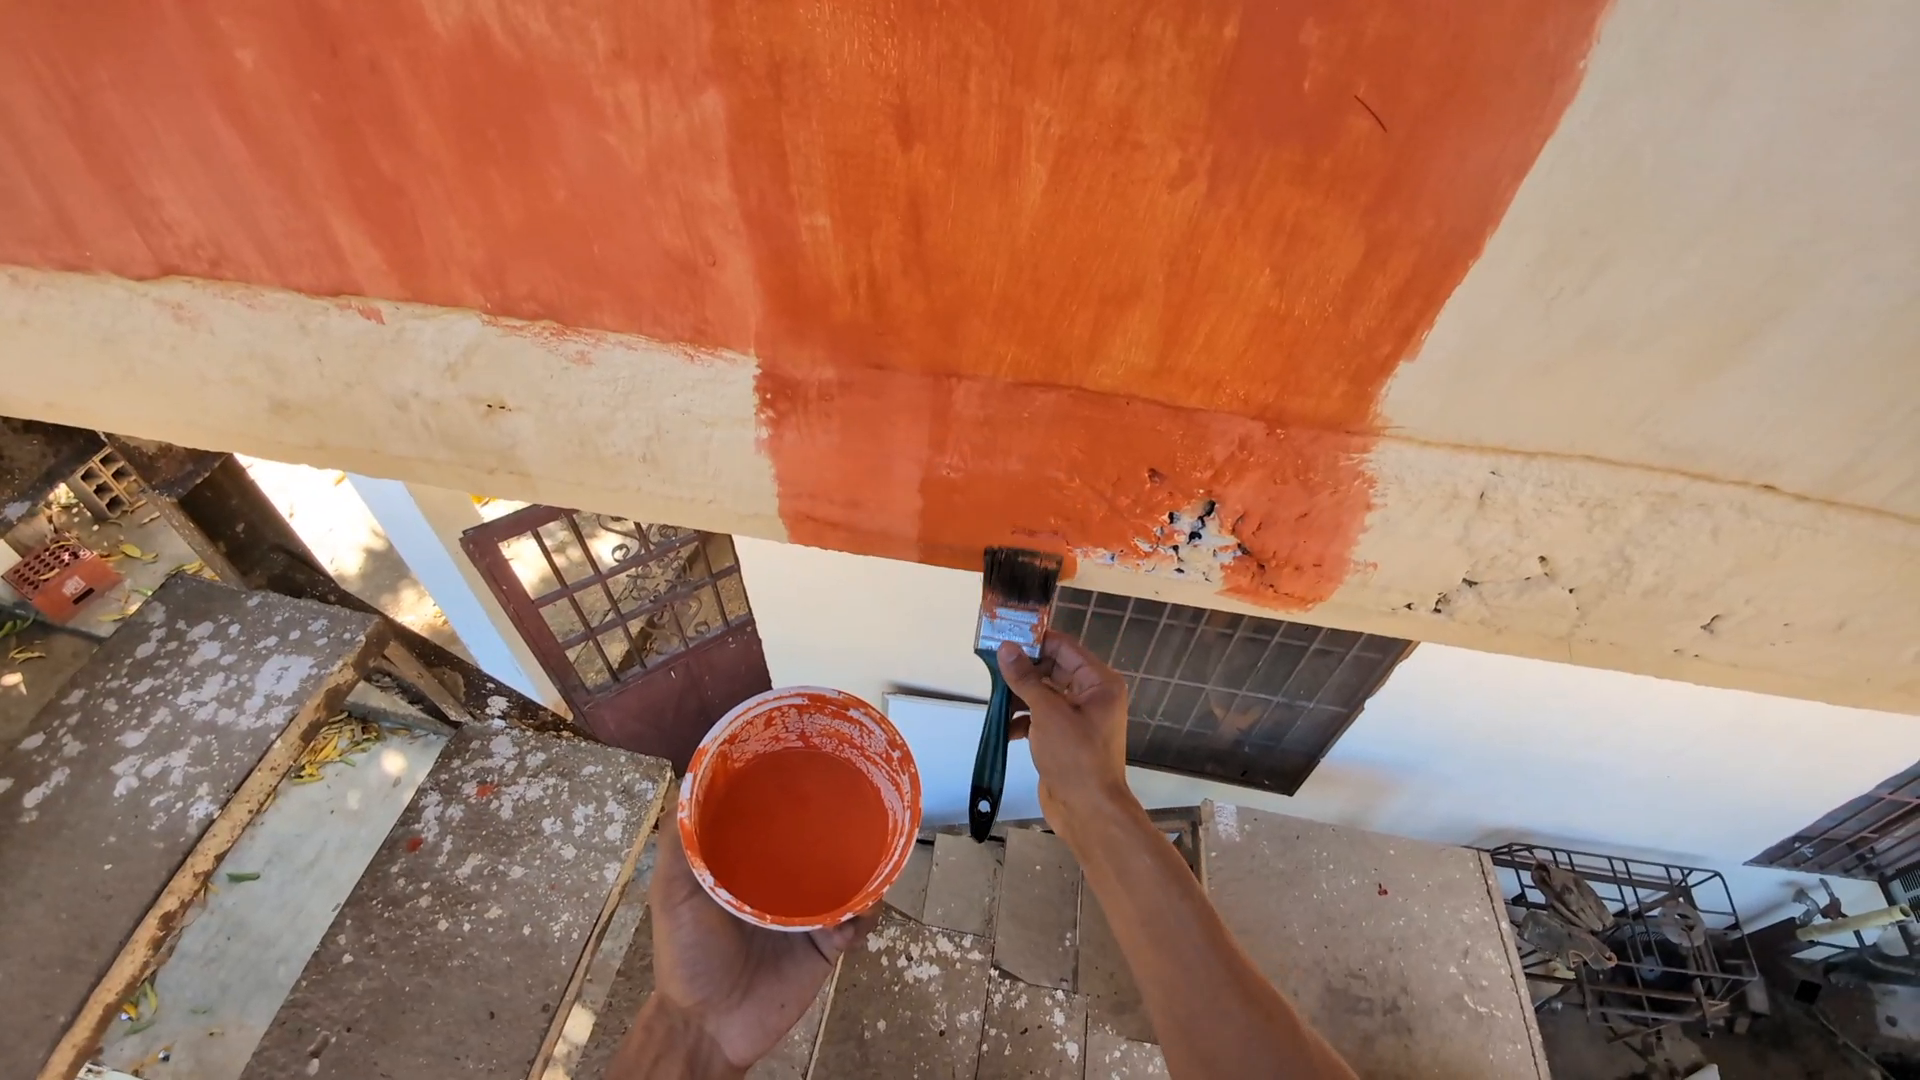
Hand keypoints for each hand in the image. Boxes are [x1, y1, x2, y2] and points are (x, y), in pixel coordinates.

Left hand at [647, 783, 881, 1069]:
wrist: (710, 1028)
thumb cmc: (687, 957)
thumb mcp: (671, 895)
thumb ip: (678, 846)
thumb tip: (687, 780)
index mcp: (753, 864)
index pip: (781, 819)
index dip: (798, 795)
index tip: (815, 766)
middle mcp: (786, 881)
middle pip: (823, 845)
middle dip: (843, 829)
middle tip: (856, 813)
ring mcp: (809, 913)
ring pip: (850, 879)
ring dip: (864, 872)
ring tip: (866, 867)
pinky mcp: (827, 946)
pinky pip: (859, 923)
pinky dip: (862, 918)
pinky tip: (846, 925)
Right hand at [995, 632, 1135, 841]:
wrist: (1088, 811)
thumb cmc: (1075, 756)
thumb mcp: (1048, 712)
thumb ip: (1025, 678)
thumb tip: (1006, 648)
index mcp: (1099, 683)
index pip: (1065, 648)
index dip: (1036, 640)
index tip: (1005, 635)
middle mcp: (1092, 695)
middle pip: (1053, 669)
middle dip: (1024, 670)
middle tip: (993, 666)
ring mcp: (1078, 717)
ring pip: (1044, 693)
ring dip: (1020, 696)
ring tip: (995, 699)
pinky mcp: (1065, 737)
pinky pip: (1041, 717)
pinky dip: (1023, 720)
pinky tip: (1004, 728)